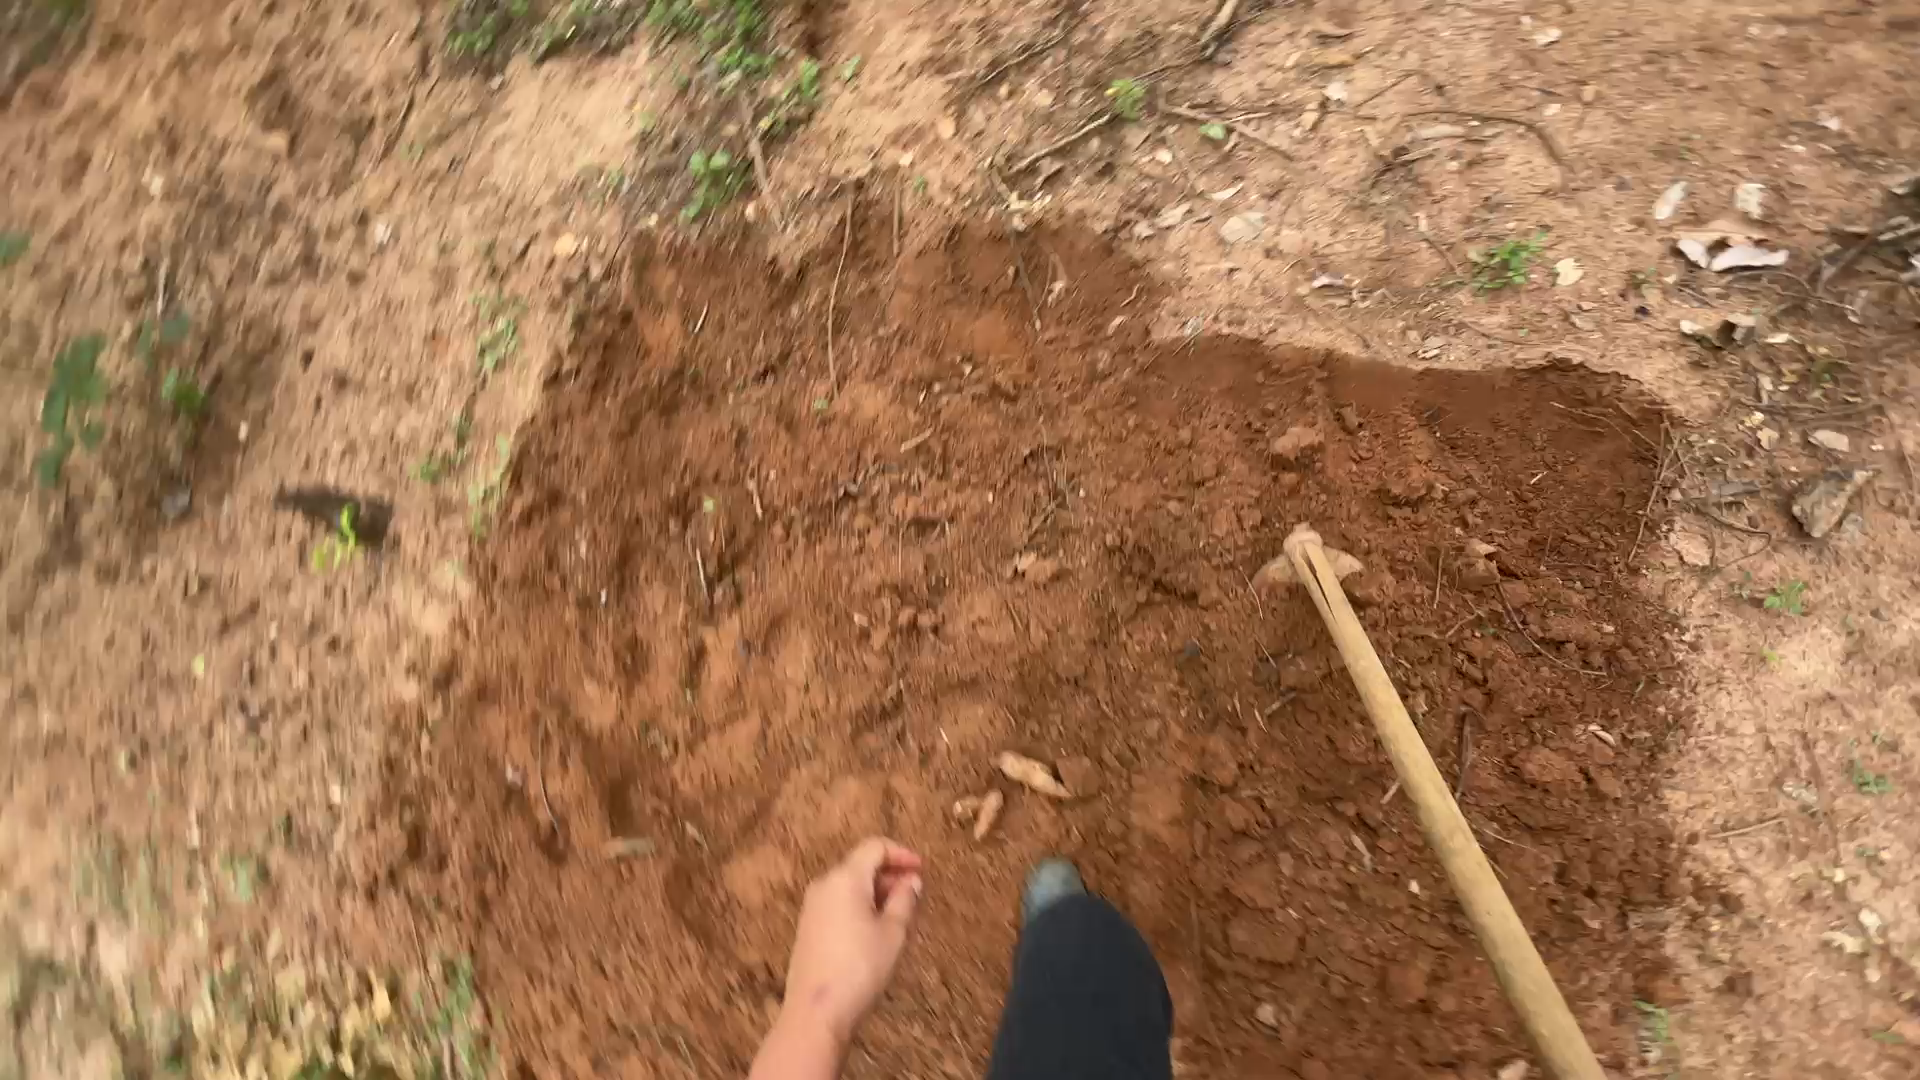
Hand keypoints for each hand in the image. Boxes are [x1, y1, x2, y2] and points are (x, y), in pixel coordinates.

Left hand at [779, 838, 923, 1044]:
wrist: (814, 1014)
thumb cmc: (860, 968)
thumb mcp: (893, 933)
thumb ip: (905, 900)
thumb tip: (911, 881)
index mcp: (846, 877)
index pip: (875, 847)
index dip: (901, 854)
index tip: (921, 870)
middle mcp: (825, 883)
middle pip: (861, 864)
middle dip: (890, 874)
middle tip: (914, 895)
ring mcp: (813, 906)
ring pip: (850, 885)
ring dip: (876, 891)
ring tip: (898, 914)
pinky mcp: (808, 927)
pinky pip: (838, 902)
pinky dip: (860, 905)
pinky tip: (874, 930)